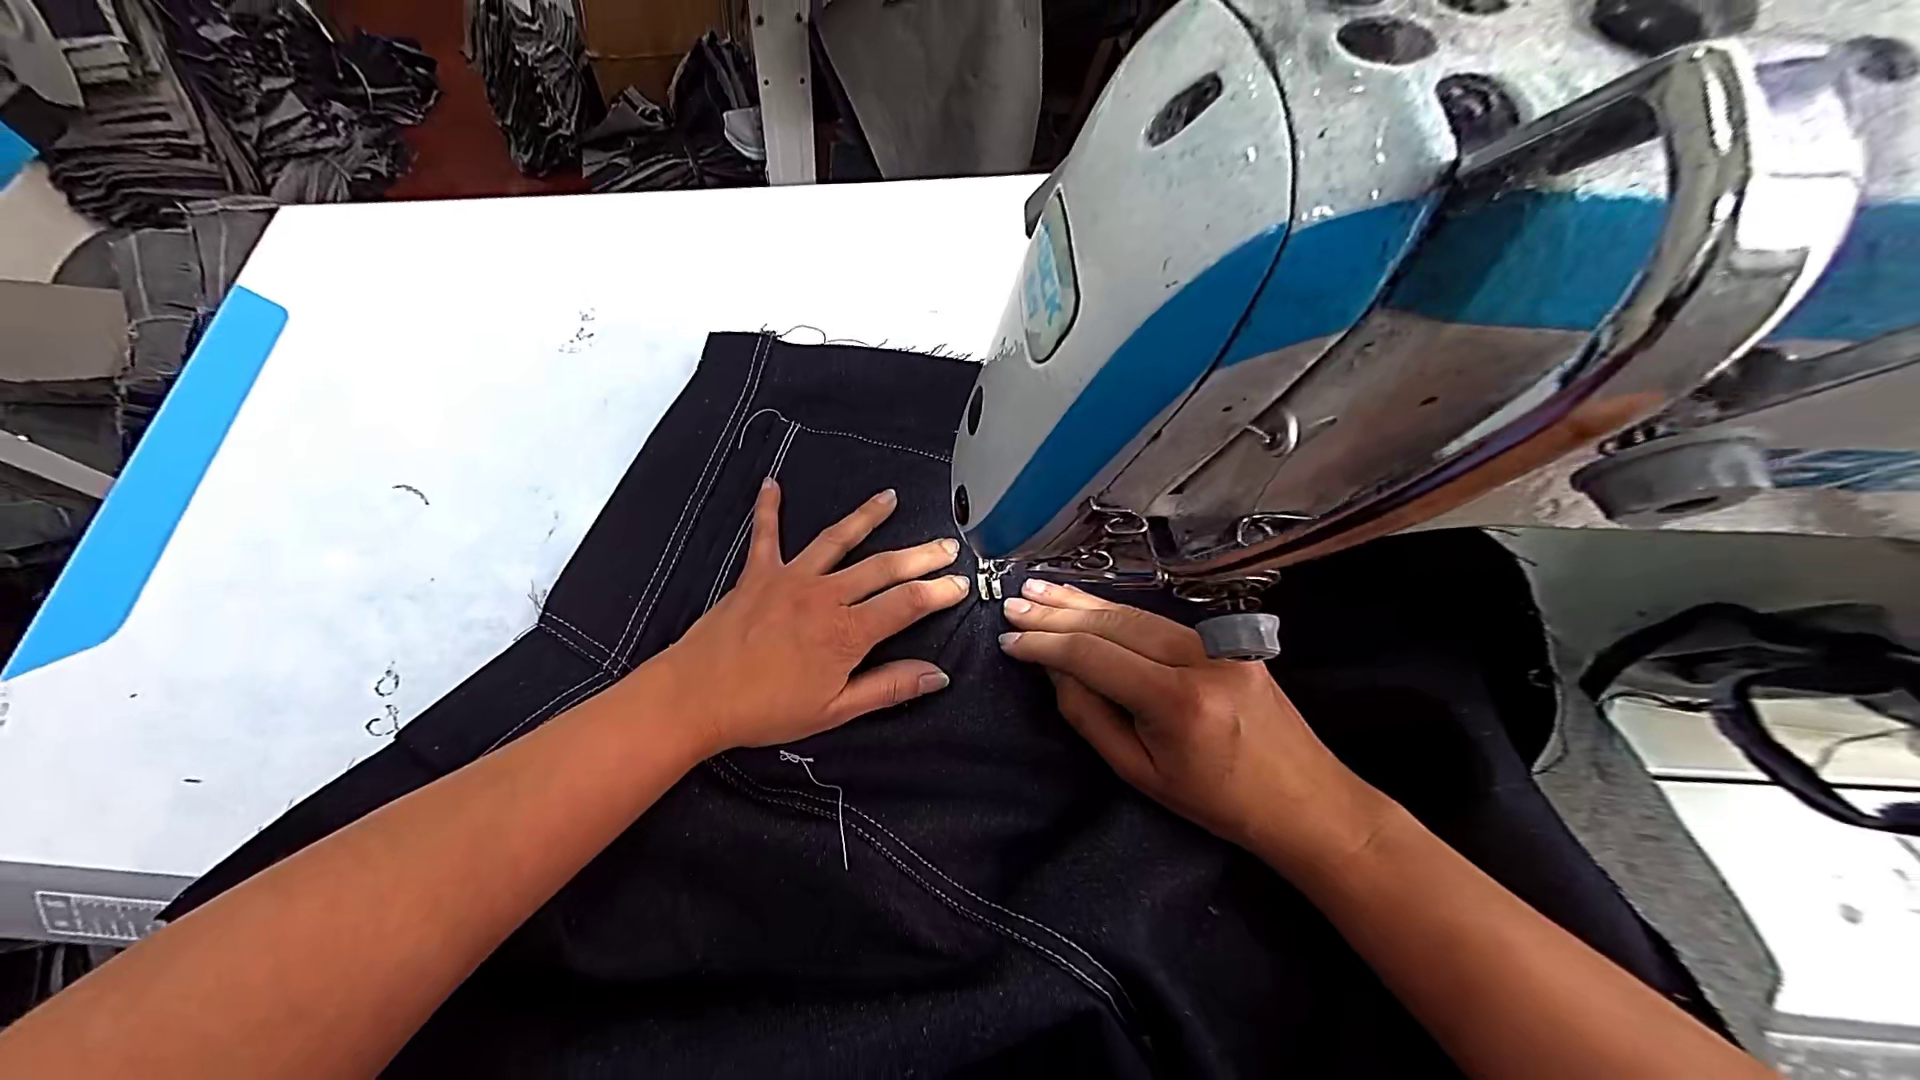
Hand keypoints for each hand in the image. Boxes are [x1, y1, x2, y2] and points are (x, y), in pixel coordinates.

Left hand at [642, 479, 969, 755]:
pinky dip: (769, 508)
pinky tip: (772, 485)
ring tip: (889, 498)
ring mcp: (790, 579)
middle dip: (922, 554)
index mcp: (847, 632)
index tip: (960, 584)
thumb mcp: (835, 710)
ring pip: (838, 539)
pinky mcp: (758, 574)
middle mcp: (824, 596)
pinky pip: (766, 534)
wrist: (695, 697)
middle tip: (946, 545)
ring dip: (867, 516)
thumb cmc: (763, 709)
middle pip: (885, 566)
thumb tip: (935, 676)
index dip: (940, 591)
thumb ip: (889, 688)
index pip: (909, 603)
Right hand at [998, 580, 1392, 873]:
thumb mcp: (1140, 773)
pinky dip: (1115, 611)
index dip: (1045, 645)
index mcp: (1177, 700)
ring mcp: (1216, 642)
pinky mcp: (1226, 638)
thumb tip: (1055, 669)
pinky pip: (1157, 621)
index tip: (1009, 641)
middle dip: (1057, 613)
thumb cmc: (1218, 802)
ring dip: (1082, 602)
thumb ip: (1090, 716)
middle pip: (1112, 623)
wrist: (1306, 800)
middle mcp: (1198, 658)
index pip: (1094, 655)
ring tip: (1039, 590)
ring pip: (1133, 613)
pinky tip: (1087, 602)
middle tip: (1015, 604)